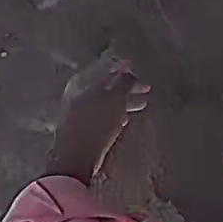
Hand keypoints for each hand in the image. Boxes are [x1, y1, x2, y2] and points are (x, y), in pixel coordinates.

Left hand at [43, 58, 150, 184]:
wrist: (76, 156)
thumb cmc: (96, 122)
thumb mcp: (115, 99)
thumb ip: (124, 83)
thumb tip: (129, 75)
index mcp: (83, 81)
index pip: (103, 66)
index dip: (121, 64)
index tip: (135, 65)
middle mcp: (79, 93)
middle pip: (107, 84)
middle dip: (127, 85)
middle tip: (146, 87)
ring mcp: (80, 110)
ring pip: (107, 100)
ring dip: (125, 100)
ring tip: (143, 103)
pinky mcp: (84, 126)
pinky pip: (104, 114)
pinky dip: (117, 112)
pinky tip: (128, 117)